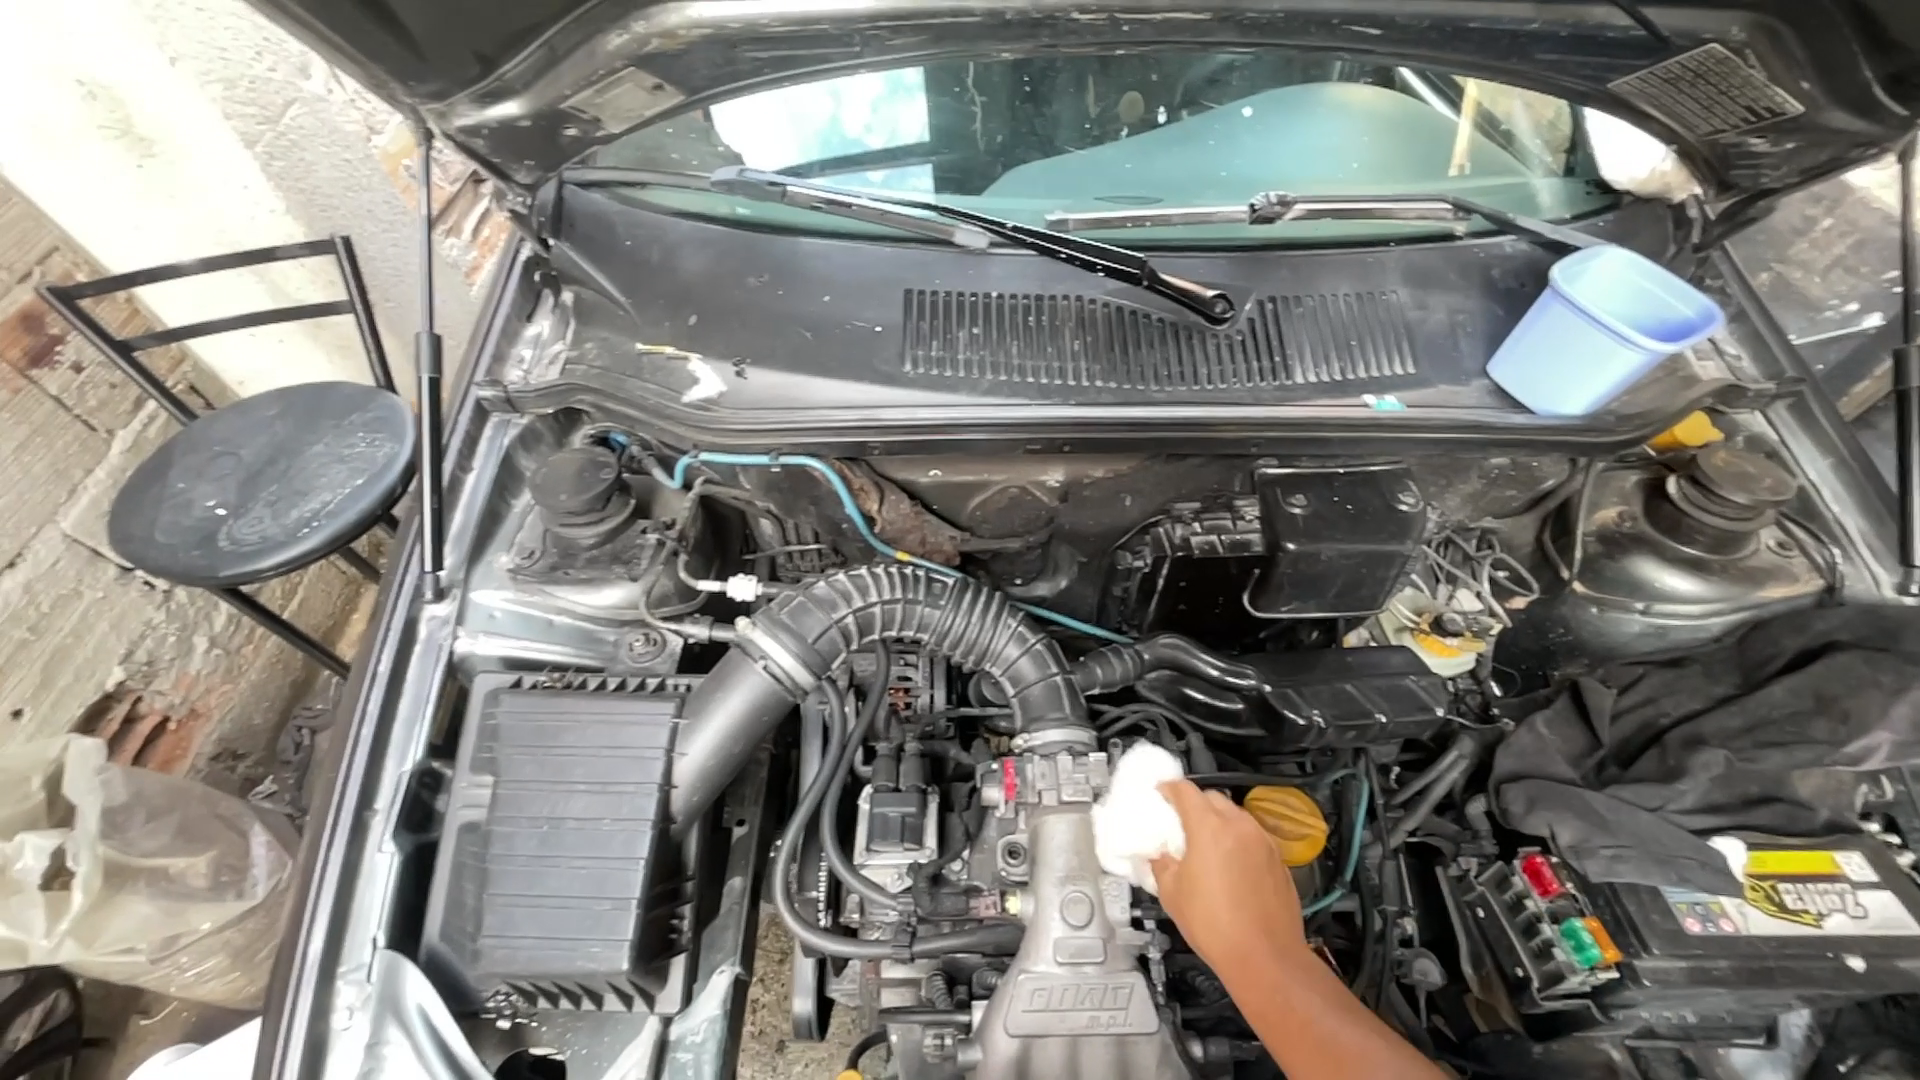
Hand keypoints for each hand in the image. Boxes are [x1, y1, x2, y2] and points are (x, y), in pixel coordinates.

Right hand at [1150, 779, 1307, 980]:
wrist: (1265, 958)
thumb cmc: (1215, 926)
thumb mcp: (1171, 893)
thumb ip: (1162, 864)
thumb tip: (1161, 856)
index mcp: (1209, 827)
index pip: (1185, 790)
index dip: (1168, 789)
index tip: (1160, 794)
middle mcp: (1240, 827)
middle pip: (1213, 798)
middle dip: (1195, 804)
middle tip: (1180, 823)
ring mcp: (1264, 842)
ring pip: (1236, 817)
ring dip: (1218, 822)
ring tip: (1205, 847)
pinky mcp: (1279, 861)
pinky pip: (1253, 838)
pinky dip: (1238, 842)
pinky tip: (1229, 867)